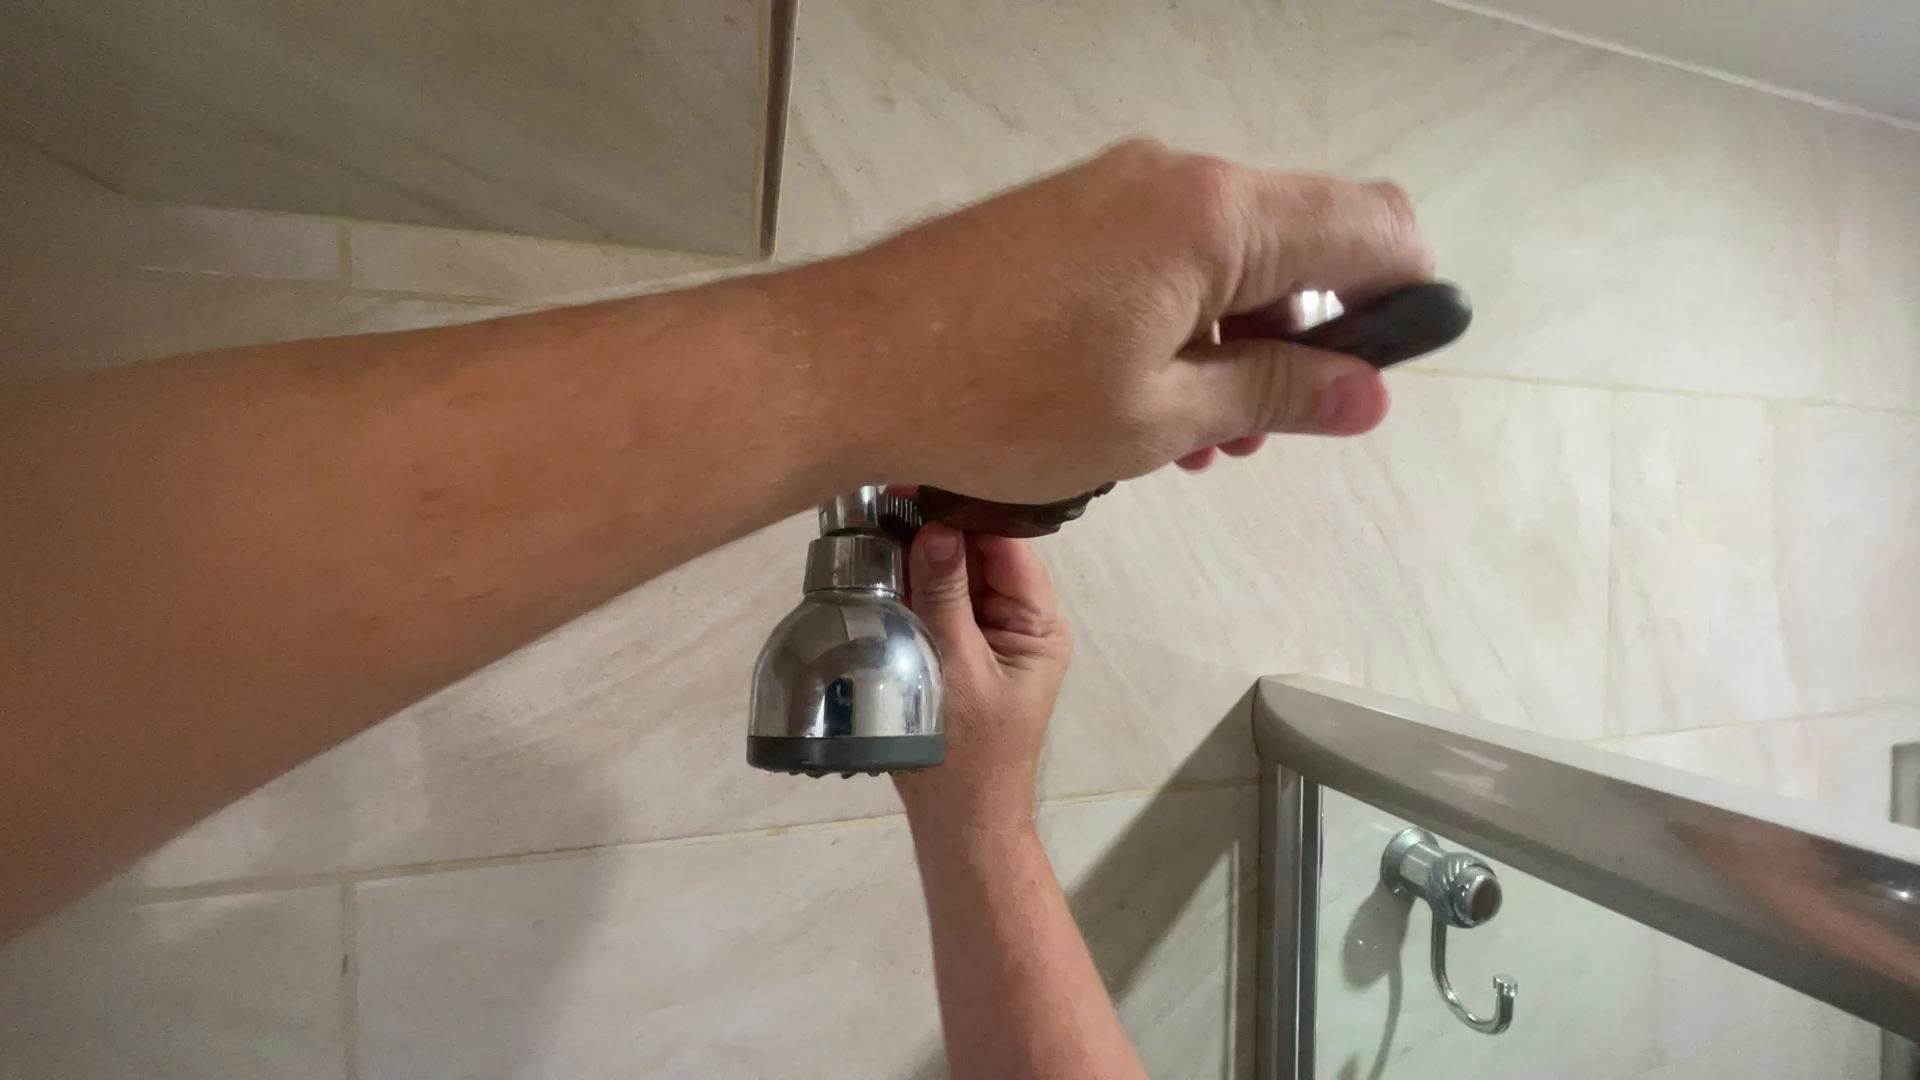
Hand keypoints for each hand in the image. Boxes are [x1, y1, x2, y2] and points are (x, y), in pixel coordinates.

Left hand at [796, 137, 1432, 503]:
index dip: (1399, 299)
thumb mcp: (1157, 417)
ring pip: (1217, 260)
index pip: (1370, 227)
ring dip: (1230, 342)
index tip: (1375, 373)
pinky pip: (1152, 263)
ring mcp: (1107, 193)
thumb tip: (1366, 392)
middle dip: (1301, 337)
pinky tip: (1140, 394)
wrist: (854, 365)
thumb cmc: (1006, 403)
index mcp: (1215, 216)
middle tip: (1261, 428)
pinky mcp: (1061, 221)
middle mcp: (1169, 180)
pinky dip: (1172, 325)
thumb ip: (1272, 393)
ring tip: (1195, 433)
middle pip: (1293, 242)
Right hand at [893, 524, 1071, 833]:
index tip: (919, 484)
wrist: (958, 819)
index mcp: (1037, 624)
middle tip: (885, 495)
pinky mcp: (955, 647)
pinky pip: (936, 602)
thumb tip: (935, 528)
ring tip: (874, 518)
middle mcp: (1016, 620)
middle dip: (937, 528)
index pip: (1009, 548)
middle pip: (980, 556)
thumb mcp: (958, 668)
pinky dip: (910, 584)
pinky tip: (878, 558)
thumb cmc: (968, 753)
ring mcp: (985, 633)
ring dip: (919, 553)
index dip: (968, 513)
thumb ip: (946, 597)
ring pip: (954, 575)